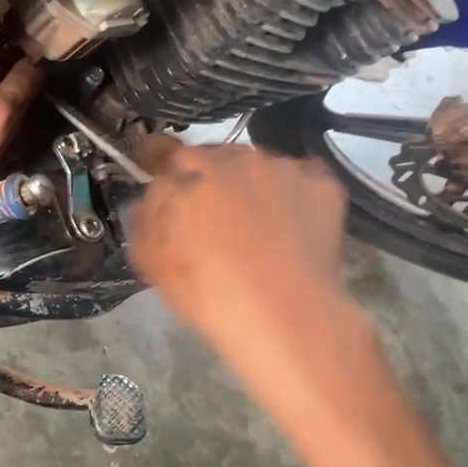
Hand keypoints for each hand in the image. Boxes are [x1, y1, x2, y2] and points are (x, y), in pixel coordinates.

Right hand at [127, 143, 349, 353]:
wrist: (282, 314)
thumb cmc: (204, 289)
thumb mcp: (150, 259)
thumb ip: (144, 218)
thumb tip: (148, 200)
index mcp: (189, 172)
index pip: (165, 152)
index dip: (160, 166)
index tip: (161, 184)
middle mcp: (237, 159)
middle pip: (214, 157)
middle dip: (206, 179)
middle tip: (207, 215)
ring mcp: (284, 168)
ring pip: (256, 167)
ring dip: (248, 185)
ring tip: (251, 223)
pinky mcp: (322, 185)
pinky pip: (296, 180)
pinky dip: (288, 195)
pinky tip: (284, 224)